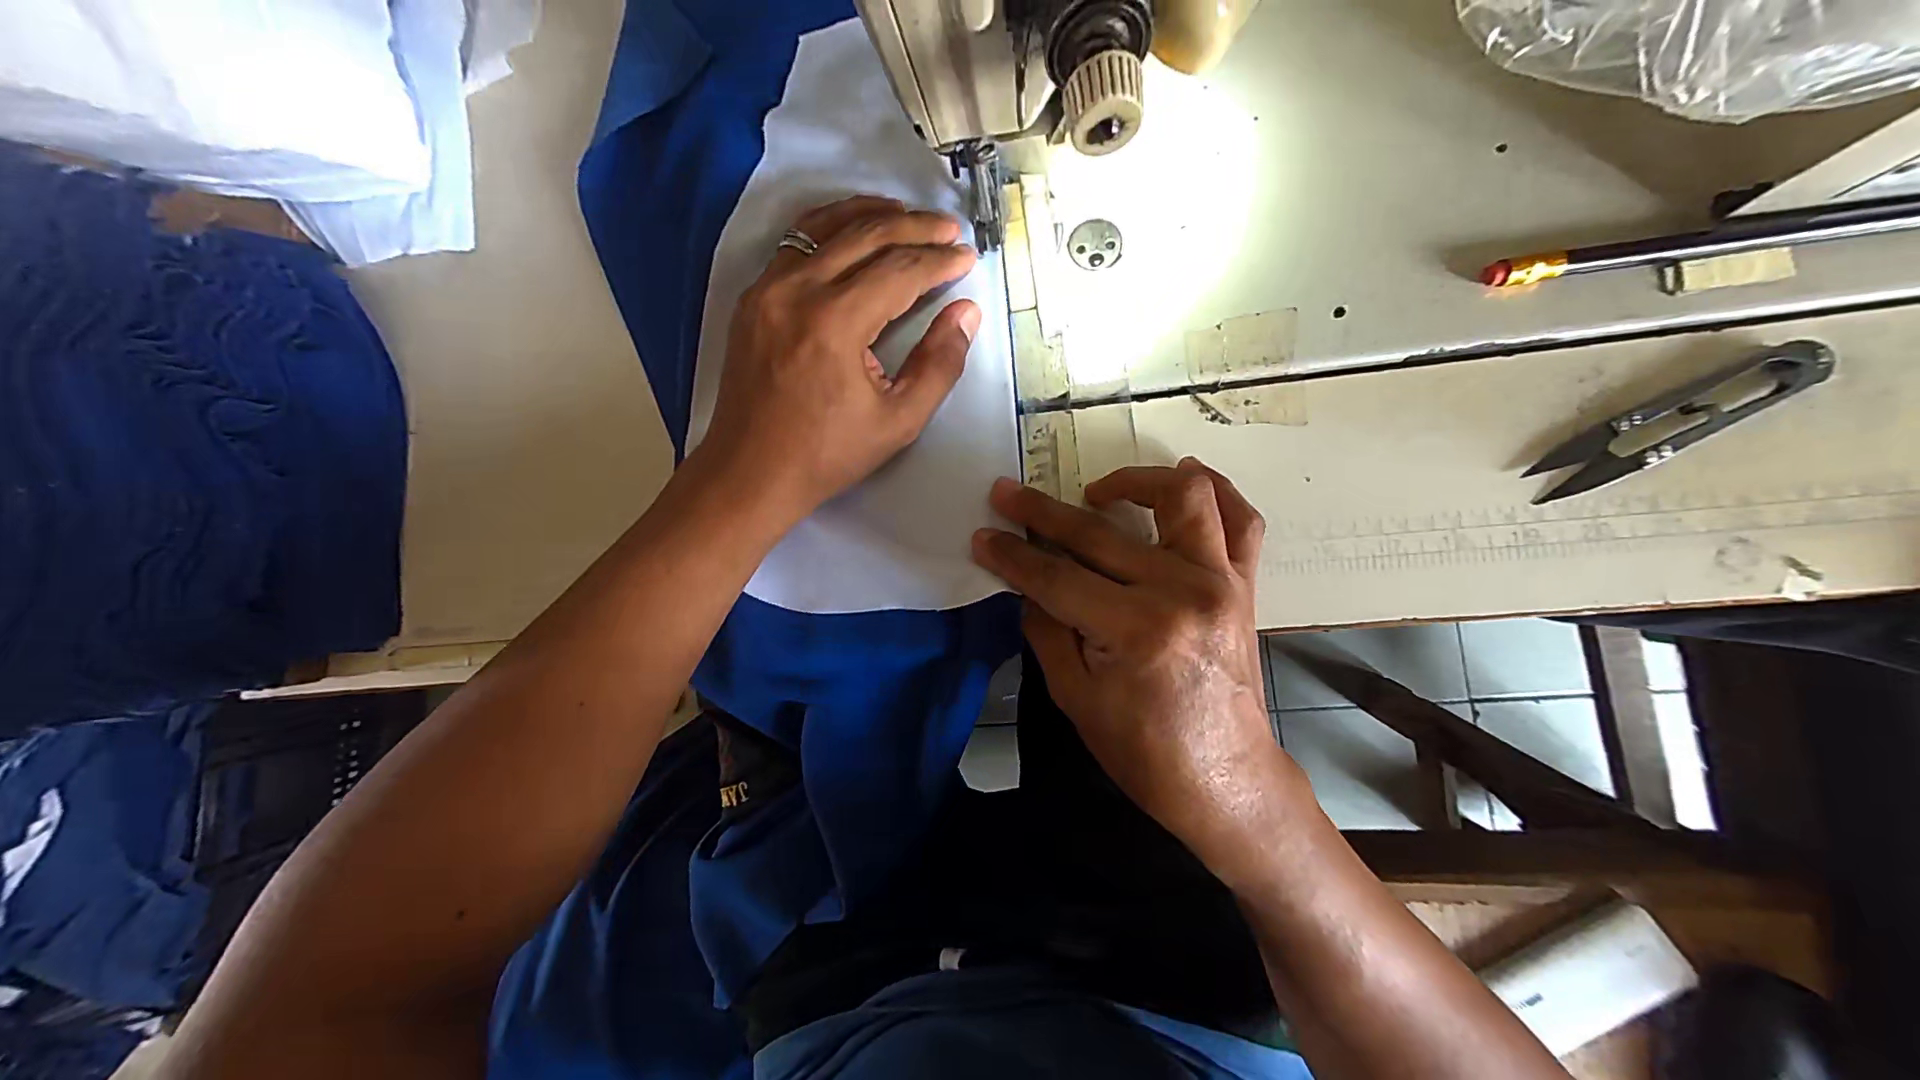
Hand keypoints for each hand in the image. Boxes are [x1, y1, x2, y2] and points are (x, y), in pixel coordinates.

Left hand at [698, 195, 981, 520]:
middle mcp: (797, 291)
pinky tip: (853, 231)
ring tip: (908, 215)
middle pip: (866, 235)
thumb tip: (966, 313)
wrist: (750, 472)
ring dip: (872, 214)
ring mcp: (768, 288)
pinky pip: (796, 243)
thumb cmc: (826, 454)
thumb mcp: (899, 421)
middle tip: (948, 230)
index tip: (967, 258)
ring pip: (825, 226)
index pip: (899, 270)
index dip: (939, 261)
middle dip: (914, 227)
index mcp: (835, 322)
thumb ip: (939, 364)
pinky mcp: (753, 297)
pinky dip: (831, 228)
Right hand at [970, 459, 1299, 870]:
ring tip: (1099, 490)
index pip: (1057, 577)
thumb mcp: (1075, 697)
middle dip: (1043, 512)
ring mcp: (1221, 582)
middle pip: (1101, 534)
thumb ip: (1047, 628)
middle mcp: (1183, 592)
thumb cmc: (1143, 751)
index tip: (983, 535)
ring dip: (1136, 481)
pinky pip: (1241, 520)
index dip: (1013, 555)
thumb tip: (1027, 582)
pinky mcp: (1244, 586)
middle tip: (1009, 494)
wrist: (1224, 779)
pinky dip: (1215, 490)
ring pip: (1184, 498)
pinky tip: (1186, 477)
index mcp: (1136, 631)